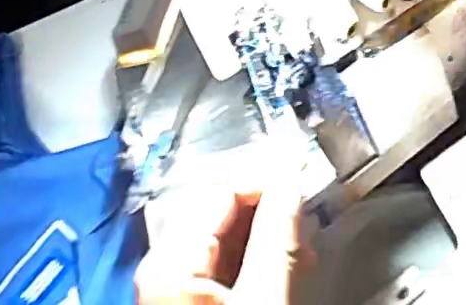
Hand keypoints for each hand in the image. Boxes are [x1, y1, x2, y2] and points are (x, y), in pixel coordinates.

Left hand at [134, 171, 310, 304]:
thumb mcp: (264, 303)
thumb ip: (278, 238)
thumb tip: (291, 184)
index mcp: (170, 258)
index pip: (220, 186)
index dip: (263, 176)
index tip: (299, 174)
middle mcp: (162, 265)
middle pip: (218, 207)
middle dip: (264, 202)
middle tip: (303, 205)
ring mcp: (170, 288)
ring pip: (221, 235)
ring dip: (263, 229)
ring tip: (299, 236)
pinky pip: (219, 263)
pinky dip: (252, 256)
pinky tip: (279, 264)